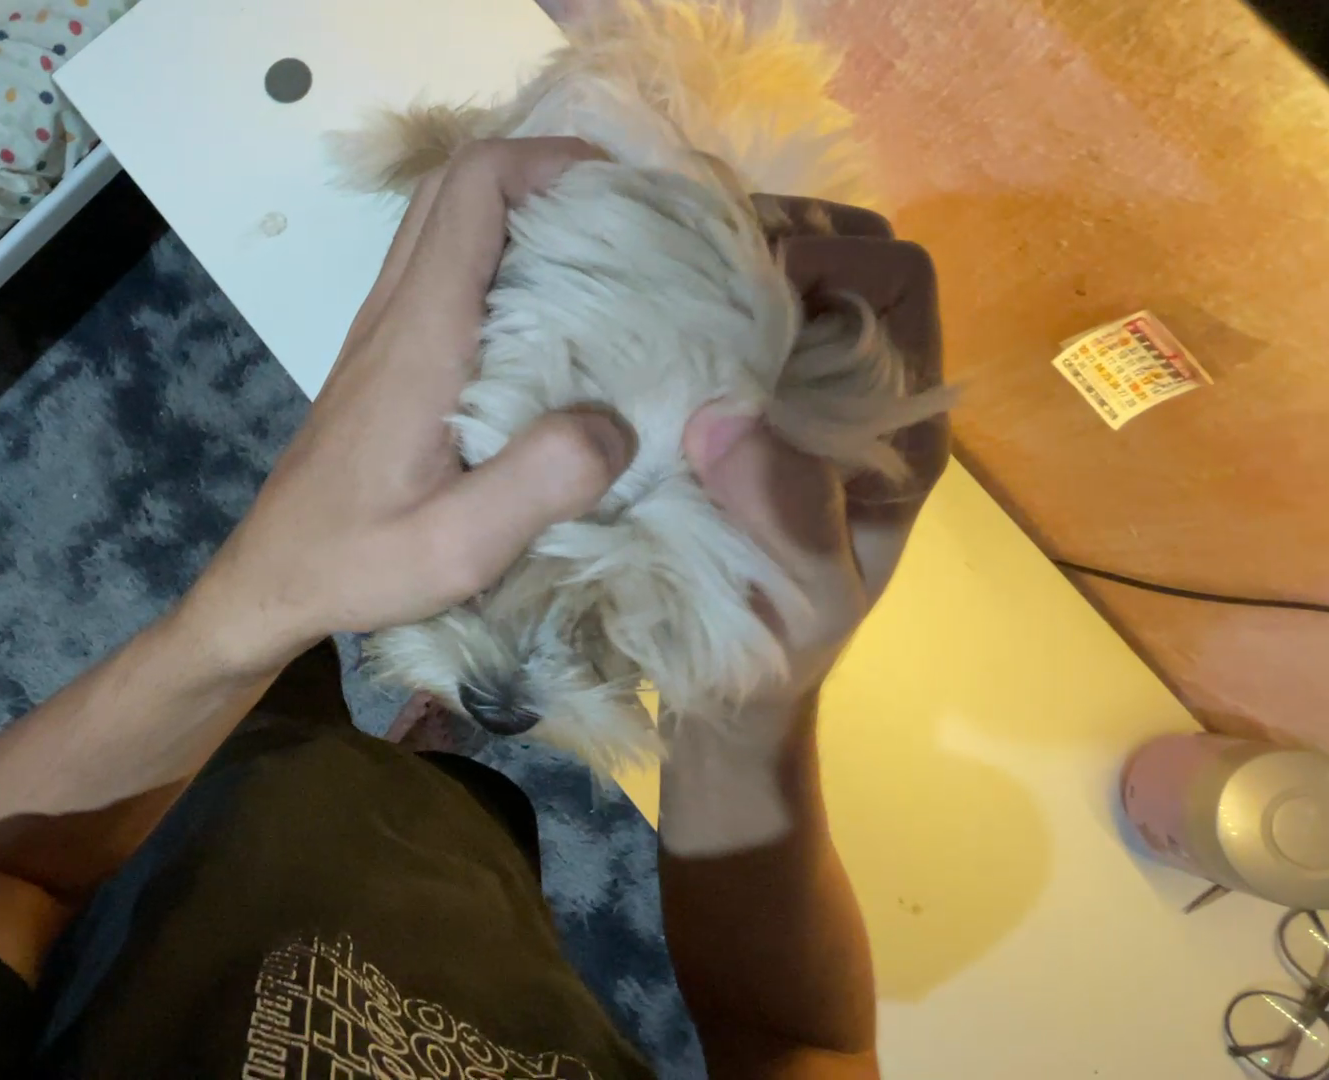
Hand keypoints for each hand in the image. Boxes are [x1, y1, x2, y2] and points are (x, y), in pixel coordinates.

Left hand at [187, 138, 631, 675]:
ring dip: (510, 217)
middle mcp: (390, 318)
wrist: (274, 577)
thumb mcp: (457, 546)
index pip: (473, 192)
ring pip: (438, 229)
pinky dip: (487, 264)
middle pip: (452, 190)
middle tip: (610, 224)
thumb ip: (540, 482)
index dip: (548, 162)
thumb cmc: (356, 563)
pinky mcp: (376, 365)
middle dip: (536, 176)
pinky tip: (535, 326)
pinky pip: (432, 277)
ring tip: (587, 266)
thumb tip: (618, 424)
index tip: (618, 196)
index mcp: (417, 339)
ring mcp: (376, 337)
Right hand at [663, 198, 946, 854]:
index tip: (730, 287)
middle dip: (760, 242)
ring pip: (764, 286)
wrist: (729, 691)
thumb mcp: (800, 602)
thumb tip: (723, 419)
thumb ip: (786, 518)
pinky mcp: (716, 421)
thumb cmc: (779, 651)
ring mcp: (774, 403)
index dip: (822, 260)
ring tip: (638, 287)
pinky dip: (669, 315)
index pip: (891, 285)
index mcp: (891, 428)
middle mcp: (843, 396)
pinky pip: (704, 336)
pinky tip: (617, 332)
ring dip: (707, 271)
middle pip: (833, 260)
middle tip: (671, 269)